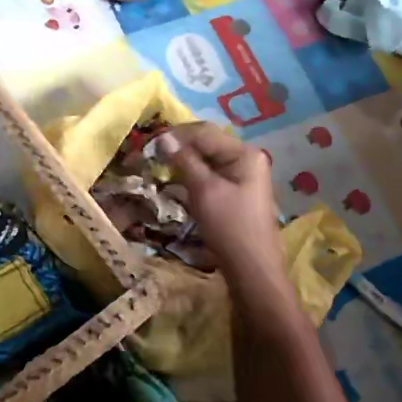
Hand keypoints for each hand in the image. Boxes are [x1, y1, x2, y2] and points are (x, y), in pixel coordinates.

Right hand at [154, 123, 285, 280]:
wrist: (251, 269)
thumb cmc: (229, 228)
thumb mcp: (204, 191)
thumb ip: (185, 161)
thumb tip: (164, 138)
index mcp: (244, 153)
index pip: (204, 132)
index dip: (176, 135)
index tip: (149, 143)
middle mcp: (246, 159)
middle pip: (207, 144)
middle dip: (179, 147)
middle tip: (151, 155)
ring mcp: (243, 176)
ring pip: (207, 160)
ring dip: (184, 162)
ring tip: (159, 168)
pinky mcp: (236, 192)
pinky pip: (211, 175)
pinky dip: (193, 176)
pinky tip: (176, 182)